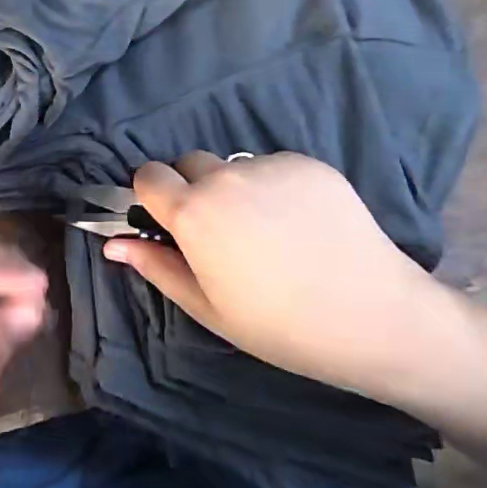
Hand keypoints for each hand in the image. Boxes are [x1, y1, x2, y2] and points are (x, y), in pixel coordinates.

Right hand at [103, 152, 464, 404]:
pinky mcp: (308, 161)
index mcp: (193, 212)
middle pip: (190, 163)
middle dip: (193, 189)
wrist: (373, 314)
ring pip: (233, 165)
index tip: (168, 221)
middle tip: (220, 232)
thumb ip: (157, 267)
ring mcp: (270, 164)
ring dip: (235, 187)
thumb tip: (113, 243)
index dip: (152, 195)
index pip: (148, 174)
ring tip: (269, 232)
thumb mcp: (209, 307)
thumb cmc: (280, 325)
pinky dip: (275, 187)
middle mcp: (225, 175)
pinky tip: (301, 224)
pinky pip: (273, 166)